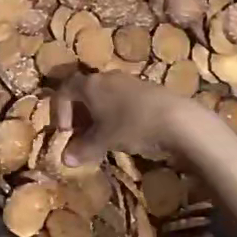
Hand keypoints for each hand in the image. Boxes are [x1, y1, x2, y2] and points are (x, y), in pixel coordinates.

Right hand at [53, 72, 204, 167]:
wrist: (178, 119)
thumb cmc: (131, 126)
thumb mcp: (103, 141)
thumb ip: (82, 149)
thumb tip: (65, 159)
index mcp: (90, 84)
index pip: (65, 90)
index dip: (59, 111)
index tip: (65, 132)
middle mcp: (107, 77)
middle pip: (84, 92)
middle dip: (79, 115)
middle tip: (81, 136)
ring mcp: (128, 81)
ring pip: (104, 96)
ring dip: (98, 116)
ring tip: (103, 137)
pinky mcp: (147, 89)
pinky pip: (122, 99)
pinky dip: (115, 114)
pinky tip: (125, 132)